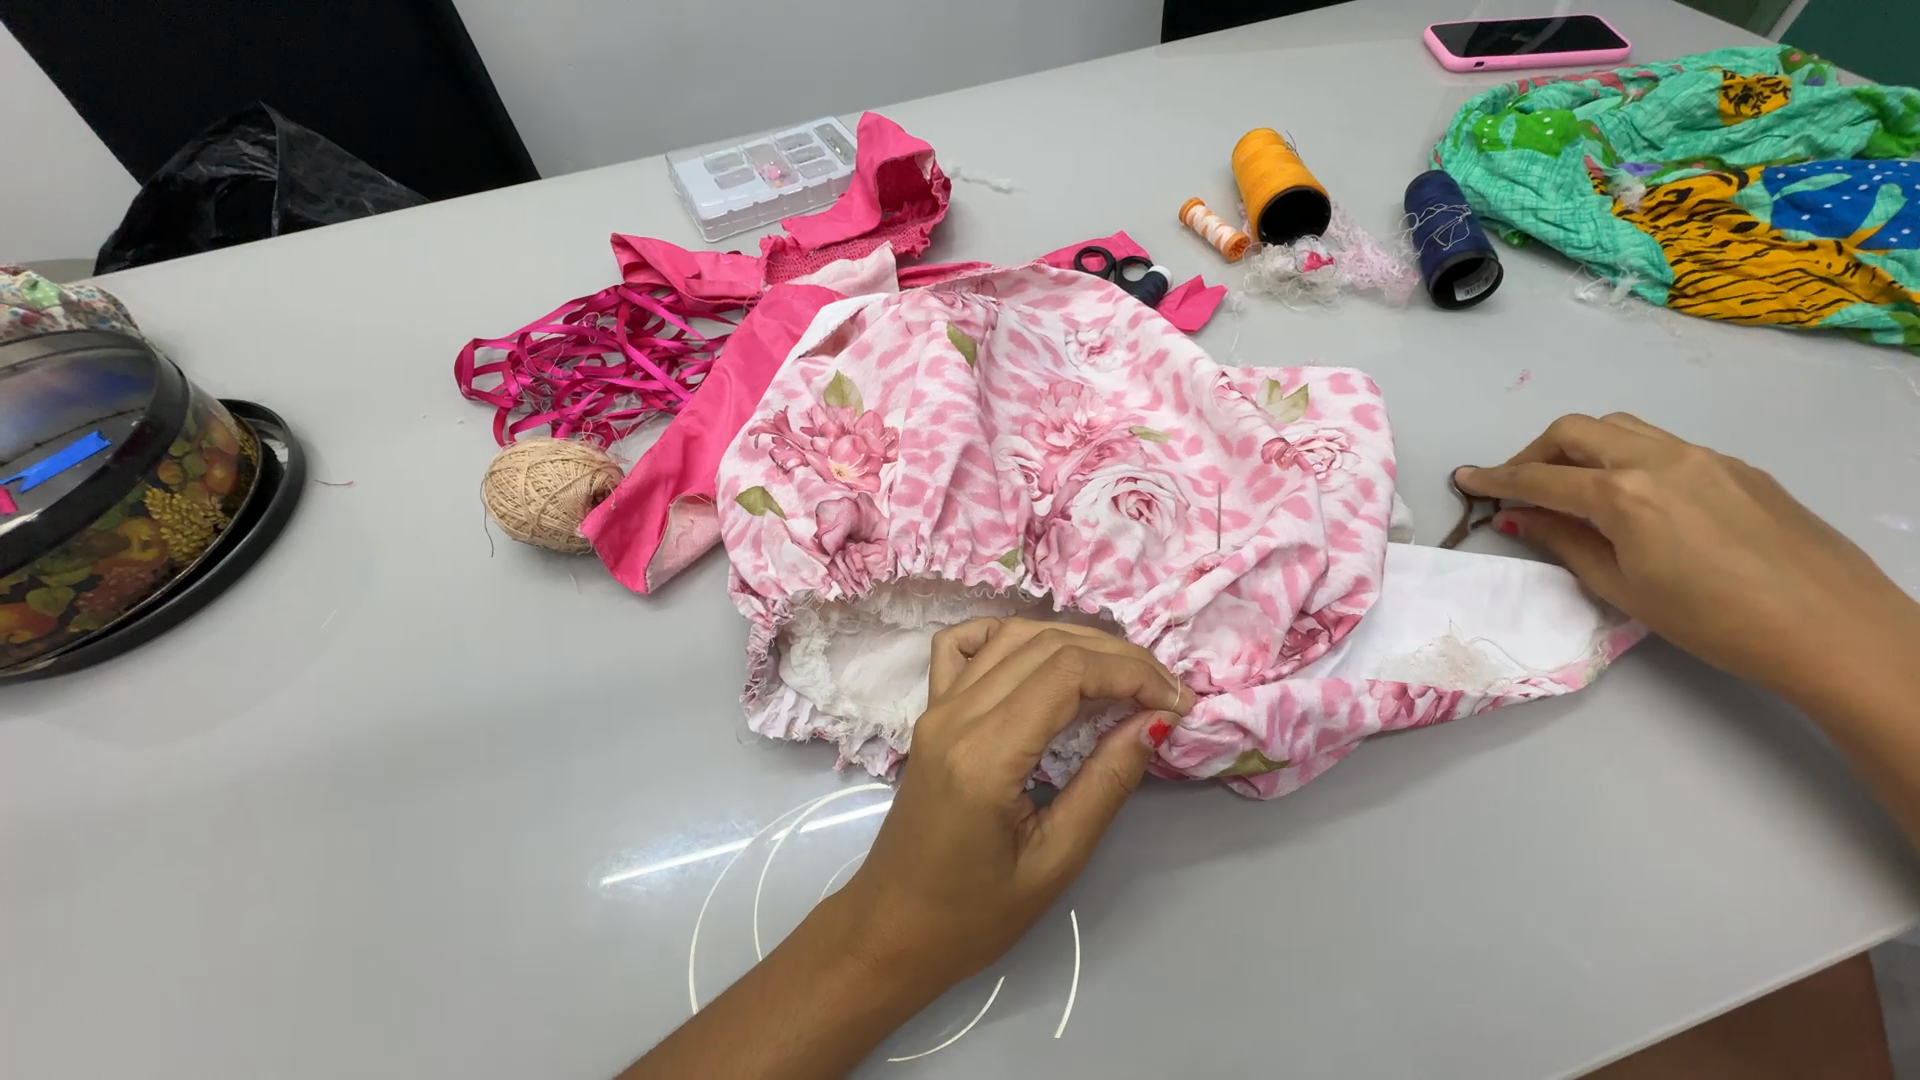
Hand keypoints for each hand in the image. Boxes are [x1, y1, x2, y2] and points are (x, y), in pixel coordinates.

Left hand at [833, 618, 1193, 993]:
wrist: (894, 928)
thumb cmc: (975, 914)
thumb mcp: (1056, 860)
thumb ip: (1107, 783)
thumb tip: (1157, 722)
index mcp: (985, 754)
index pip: (1068, 672)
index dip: (1131, 673)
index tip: (1177, 702)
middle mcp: (955, 714)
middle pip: (1045, 644)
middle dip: (1116, 656)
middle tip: (1164, 690)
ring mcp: (936, 707)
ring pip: (1011, 636)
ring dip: (1074, 641)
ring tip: (1122, 674)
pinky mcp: (929, 712)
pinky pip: (962, 646)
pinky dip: (1007, 635)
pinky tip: (1040, 656)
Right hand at [1454, 413, 1919, 696]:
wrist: (1833, 628)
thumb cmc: (1711, 620)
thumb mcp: (1620, 587)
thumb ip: (1564, 541)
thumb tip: (1520, 518)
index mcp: (1624, 494)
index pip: (1539, 478)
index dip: (1495, 479)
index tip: (1464, 479)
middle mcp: (1660, 460)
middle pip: (1576, 431)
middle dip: (1534, 453)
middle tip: (1518, 486)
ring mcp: (1704, 457)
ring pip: (1621, 427)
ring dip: (1580, 446)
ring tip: (1570, 484)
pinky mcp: (1736, 467)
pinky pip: (1662, 445)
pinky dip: (1625, 456)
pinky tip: (1631, 497)